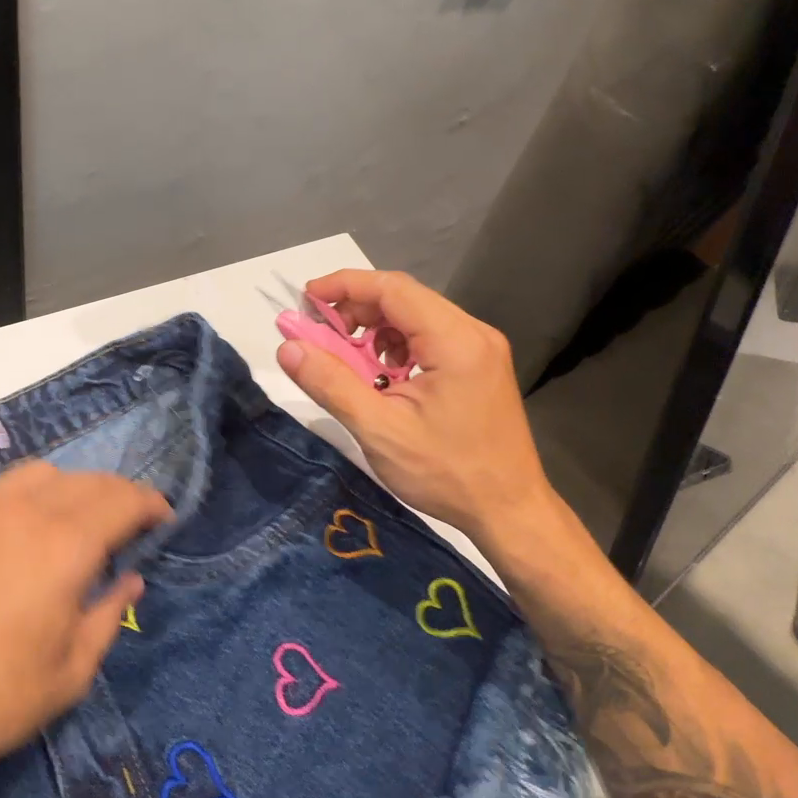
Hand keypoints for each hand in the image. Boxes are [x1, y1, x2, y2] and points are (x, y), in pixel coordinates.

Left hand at [0, 460, 171, 797]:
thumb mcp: (69, 674)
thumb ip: (110, 615)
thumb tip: (131, 579)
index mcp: (66, 547)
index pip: (123, 501)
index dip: (151, 504)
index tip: (164, 518)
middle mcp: (29, 511)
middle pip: (90, 481)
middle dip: (120, 495)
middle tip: (132, 523)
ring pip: (46, 472)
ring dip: (76, 487)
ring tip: (81, 520)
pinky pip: (7, 485)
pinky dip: (34, 492)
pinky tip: (29, 524)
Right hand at [277, 269, 554, 539]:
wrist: (509, 512)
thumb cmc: (446, 472)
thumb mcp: (379, 429)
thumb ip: (331, 383)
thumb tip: (287, 346)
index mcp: (455, 341)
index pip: (392, 289)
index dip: (344, 286)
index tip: (306, 300)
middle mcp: (473, 333)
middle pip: (404, 297)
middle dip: (356, 307)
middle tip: (319, 333)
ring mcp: (480, 349)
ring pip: (416, 315)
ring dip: (375, 326)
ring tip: (346, 356)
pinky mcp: (479, 366)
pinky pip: (429, 336)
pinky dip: (396, 343)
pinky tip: (380, 373)